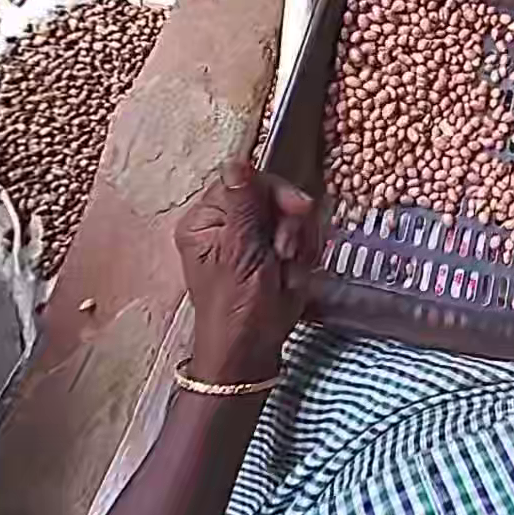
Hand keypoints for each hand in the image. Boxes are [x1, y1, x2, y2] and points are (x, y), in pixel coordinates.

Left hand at [174, 159, 317, 383]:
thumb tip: (236, 161)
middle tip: (287, 252)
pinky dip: (305, 254)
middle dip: (289, 225)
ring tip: (288, 271)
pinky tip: (294, 274)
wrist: (253, 353)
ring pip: (293, 216)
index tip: (298, 210)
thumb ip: (243, 205)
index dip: (276, 192)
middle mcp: (230, 223)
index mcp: (208, 220)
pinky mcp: (276, 251)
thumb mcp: (241, 253)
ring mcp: (255, 237)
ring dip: (299, 242)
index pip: (246, 181)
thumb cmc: (238, 308)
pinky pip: (302, 235)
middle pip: (274, 196)